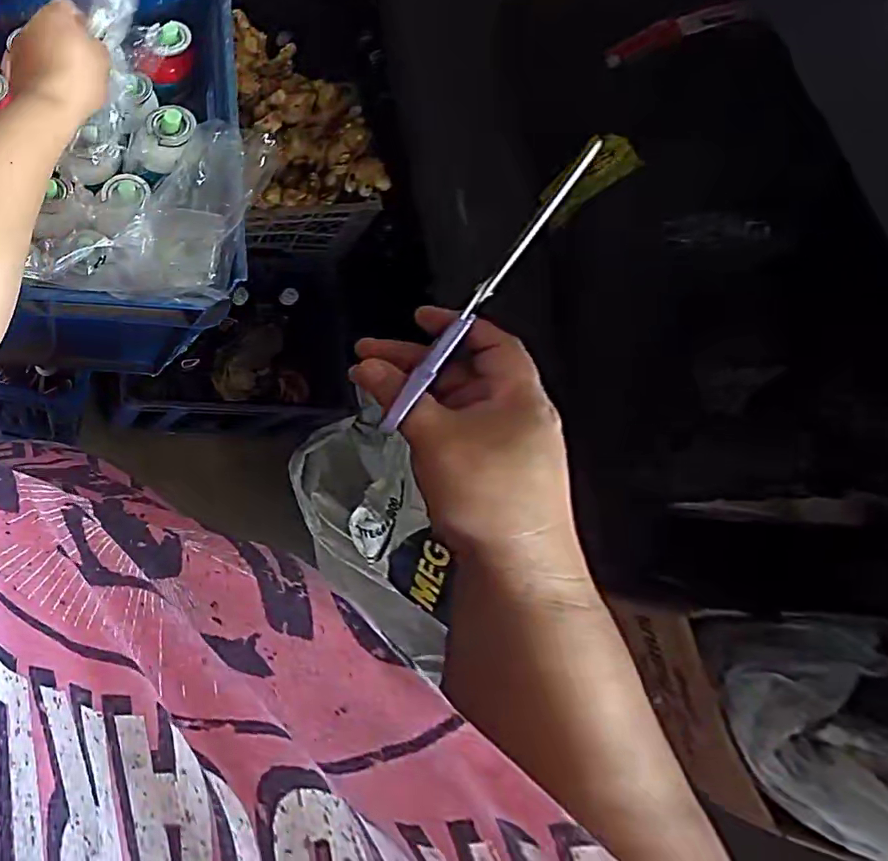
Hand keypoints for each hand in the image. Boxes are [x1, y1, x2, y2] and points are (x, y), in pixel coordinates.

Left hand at [5, 0, 108, 120]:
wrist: (46, 111)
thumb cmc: (78, 78)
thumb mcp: (102, 58)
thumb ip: (94, 44)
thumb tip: (87, 46)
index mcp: (54, 12)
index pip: (69, 9)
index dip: (81, 25)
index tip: (89, 44)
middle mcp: (30, 25)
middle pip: (49, 28)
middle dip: (62, 41)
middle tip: (78, 63)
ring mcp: (16, 50)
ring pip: (37, 49)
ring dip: (48, 59)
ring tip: (64, 81)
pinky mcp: (10, 75)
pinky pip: (30, 70)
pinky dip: (39, 77)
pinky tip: (51, 92)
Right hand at [351, 308, 584, 580]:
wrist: (518, 568)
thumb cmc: (490, 496)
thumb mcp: (435, 434)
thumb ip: (399, 394)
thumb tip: (368, 366)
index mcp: (518, 395)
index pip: (491, 343)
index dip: (455, 325)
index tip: (420, 319)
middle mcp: (514, 413)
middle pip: (462, 371)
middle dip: (414, 361)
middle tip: (371, 356)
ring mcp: (503, 442)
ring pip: (453, 401)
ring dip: (414, 390)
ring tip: (372, 385)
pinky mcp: (489, 467)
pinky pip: (453, 426)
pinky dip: (424, 416)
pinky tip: (398, 418)